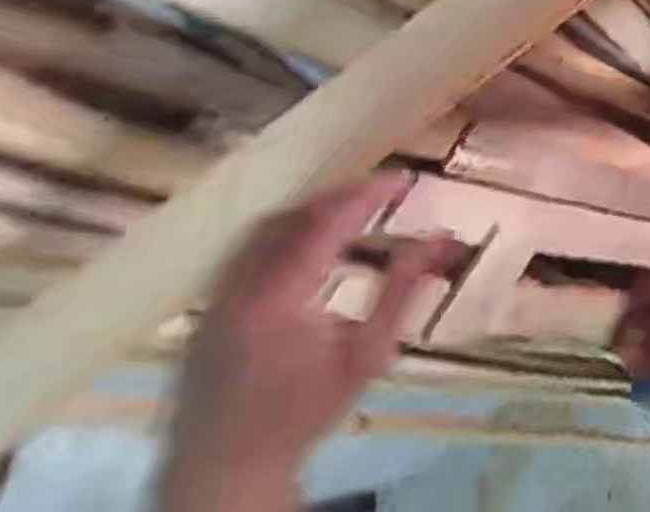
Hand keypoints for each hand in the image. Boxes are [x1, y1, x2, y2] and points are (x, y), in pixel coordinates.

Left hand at [160, 173, 455, 511]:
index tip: (404, 178)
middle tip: (384, 189)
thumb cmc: (308, 410)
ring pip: (262, 230)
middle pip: (289, 217)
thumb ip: (403, 290)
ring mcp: (215, 299)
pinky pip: (247, 251)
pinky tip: (313, 241)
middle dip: (340, 195)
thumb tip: (441, 238)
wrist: (226, 471)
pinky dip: (286, 232)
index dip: (367, 194)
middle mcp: (237, 290)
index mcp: (277, 299)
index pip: (325, 224)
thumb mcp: (370, 353)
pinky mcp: (208, 309)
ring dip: (311, 210)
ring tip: (354, 207)